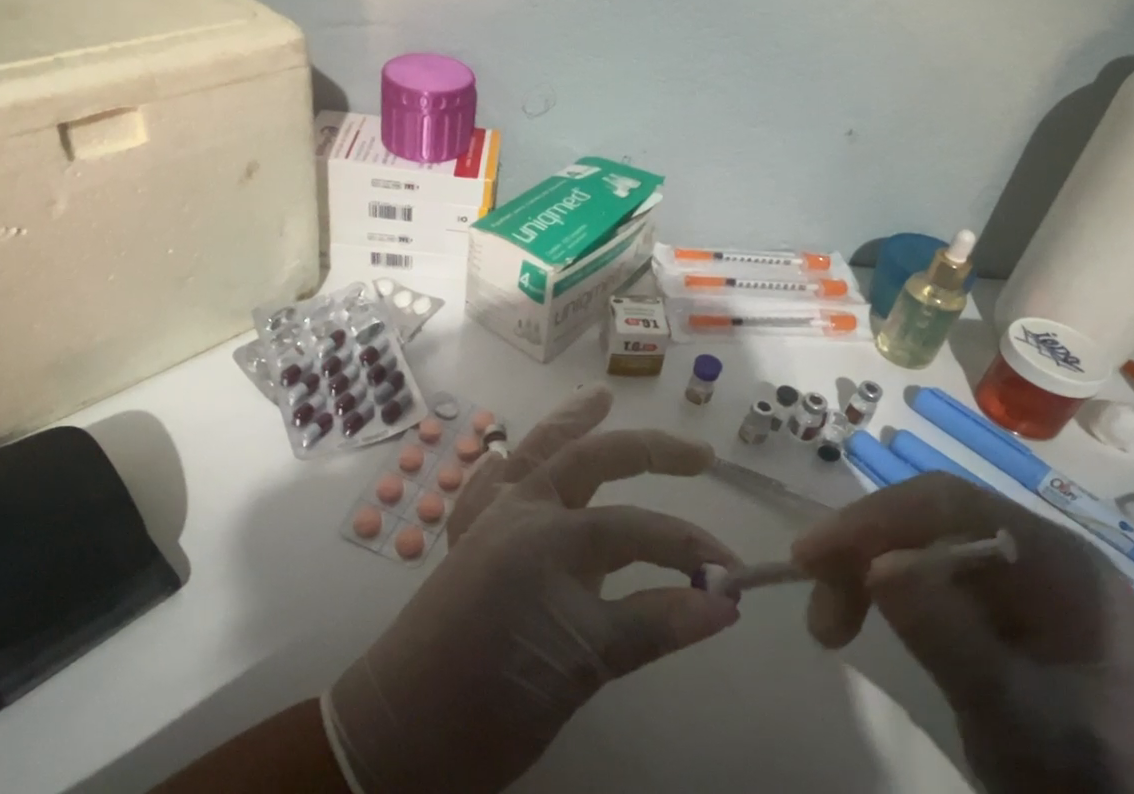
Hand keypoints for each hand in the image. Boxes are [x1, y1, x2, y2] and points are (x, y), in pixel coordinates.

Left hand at [323, 387, 740, 793]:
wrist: (399, 733)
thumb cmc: (495, 698)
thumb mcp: (584, 664)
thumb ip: (655, 624)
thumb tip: (727, 603)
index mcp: (550, 535)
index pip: (640, 530)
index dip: (691, 551)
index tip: (734, 577)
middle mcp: (518, 512)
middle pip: (591, 459)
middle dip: (648, 450)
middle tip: (697, 454)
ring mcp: (487, 523)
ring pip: (534, 455)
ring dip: (569, 426)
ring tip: (597, 400)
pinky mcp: (465, 545)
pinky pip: (488, 487)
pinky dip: (506, 467)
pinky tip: (509, 458)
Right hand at [793, 474, 1133, 793]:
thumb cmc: (1102, 778)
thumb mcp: (1020, 716)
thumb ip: (951, 637)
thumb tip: (875, 559)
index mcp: (1059, 562)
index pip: (947, 503)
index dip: (870, 519)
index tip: (809, 559)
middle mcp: (1042, 560)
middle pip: (932, 522)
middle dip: (863, 551)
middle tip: (819, 614)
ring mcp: (1029, 592)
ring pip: (928, 551)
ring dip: (870, 575)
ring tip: (832, 627)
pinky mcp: (1014, 625)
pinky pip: (941, 586)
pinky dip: (894, 598)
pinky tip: (872, 623)